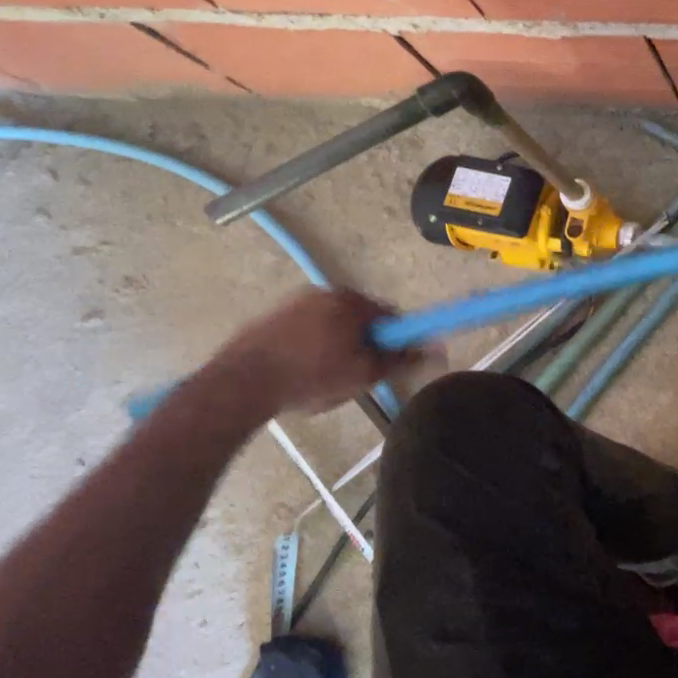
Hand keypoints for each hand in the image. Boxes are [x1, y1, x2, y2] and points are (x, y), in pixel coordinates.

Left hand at [201, 288, 419, 416]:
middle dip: (362, 341)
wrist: (239, 386)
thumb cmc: (311, 377)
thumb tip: (439, 348)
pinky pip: (302, 329)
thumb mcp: (365, 374)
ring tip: (324, 376)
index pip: (391, 315)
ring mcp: (291, 303)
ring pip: (329, 323)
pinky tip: (298, 372)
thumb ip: (403, 359)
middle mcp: (324, 292)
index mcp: (352, 301)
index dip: (395, 340)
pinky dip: (306, 345)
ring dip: (334, 343)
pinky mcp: (266, 318)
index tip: (388, 363)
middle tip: (356, 373)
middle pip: (359, 317)